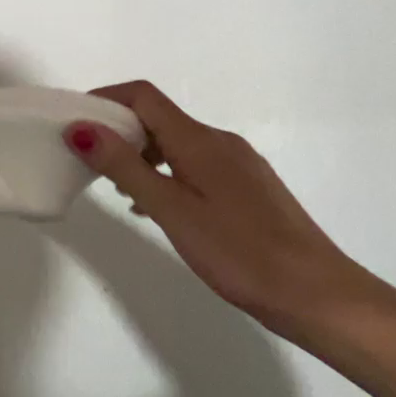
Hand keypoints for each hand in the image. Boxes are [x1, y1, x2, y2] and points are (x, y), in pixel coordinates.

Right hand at [66, 81, 383, 338]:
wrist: (323, 299)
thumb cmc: (242, 254)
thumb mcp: (172, 211)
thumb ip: (125, 167)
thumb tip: (81, 127)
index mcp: (201, 141)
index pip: (143, 96)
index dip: (104, 99)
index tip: (72, 123)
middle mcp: (221, 143)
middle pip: (158, 118)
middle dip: (116, 129)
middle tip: (84, 160)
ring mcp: (239, 166)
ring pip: (176, 143)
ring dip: (139, 154)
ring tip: (117, 190)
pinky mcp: (249, 190)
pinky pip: (194, 165)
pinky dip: (165, 173)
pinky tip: (158, 208)